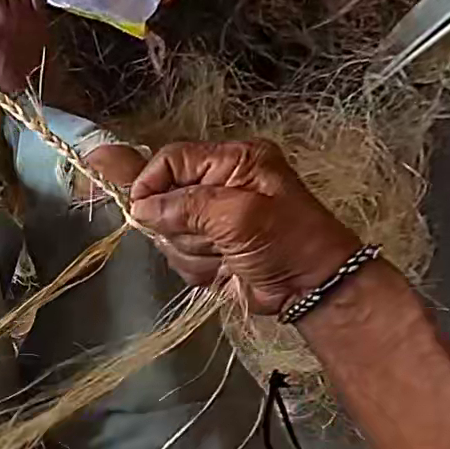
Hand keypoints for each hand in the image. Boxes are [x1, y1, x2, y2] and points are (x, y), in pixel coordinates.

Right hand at [129, 140, 360, 316]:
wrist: (309, 288)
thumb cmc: (288, 243)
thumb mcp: (241, 216)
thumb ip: (188, 206)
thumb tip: (140, 208)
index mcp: (232, 161)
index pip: (170, 160)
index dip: (150, 184)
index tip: (141, 212)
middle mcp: (217, 184)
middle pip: (161, 199)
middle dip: (178, 225)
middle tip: (211, 237)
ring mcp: (209, 218)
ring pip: (165, 232)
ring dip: (189, 249)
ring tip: (223, 254)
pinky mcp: (204, 246)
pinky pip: (174, 255)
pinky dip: (194, 265)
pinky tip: (221, 267)